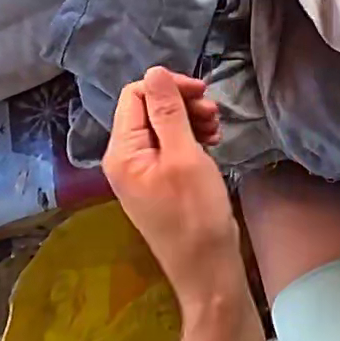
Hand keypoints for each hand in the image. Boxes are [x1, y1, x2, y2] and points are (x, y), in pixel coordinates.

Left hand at [101, 67, 243, 309]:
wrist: (208, 270)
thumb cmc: (196, 213)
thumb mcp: (184, 156)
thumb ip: (168, 111)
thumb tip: (154, 70)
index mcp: (122, 151)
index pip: (136, 95)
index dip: (168, 87)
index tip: (203, 93)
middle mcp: (125, 158)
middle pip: (149, 108)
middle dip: (182, 103)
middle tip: (214, 114)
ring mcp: (142, 170)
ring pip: (163, 124)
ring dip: (190, 119)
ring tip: (217, 130)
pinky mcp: (159, 179)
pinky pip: (170, 144)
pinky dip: (191, 137)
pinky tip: (212, 142)